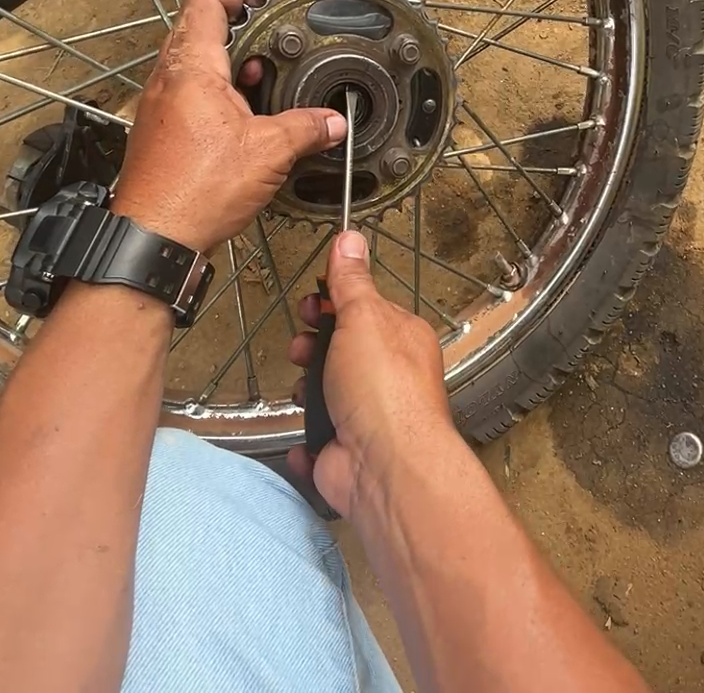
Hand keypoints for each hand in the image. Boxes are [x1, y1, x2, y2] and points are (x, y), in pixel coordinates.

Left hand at [111, 0, 345, 251]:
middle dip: (240, 30)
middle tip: (272, 40)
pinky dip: (219, 94)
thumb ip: (305, 128)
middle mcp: (167, 82)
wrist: (154, 237)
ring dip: (229, 64)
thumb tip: (332, 122)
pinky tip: (245, 118)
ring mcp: (159, 107)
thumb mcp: (268, 152)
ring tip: (263, 79)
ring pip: (194, 65)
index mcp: (191, 70)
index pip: (206, 4)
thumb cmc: (194, 191)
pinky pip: (189, 96)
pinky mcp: (160, 132)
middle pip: (198, 31)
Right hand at [286, 231, 457, 519]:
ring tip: (304, 387)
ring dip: (307, 388)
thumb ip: (351, 282)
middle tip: (302, 344)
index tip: (312, 303)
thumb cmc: (383, 388)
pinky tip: (306, 434)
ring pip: (327, 392)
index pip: (366, 309)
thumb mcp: (363, 317)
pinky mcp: (346, 450)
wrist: (383, 465)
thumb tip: (350, 239)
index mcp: (402, 338)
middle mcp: (390, 375)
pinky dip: (307, 438)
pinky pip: (319, 439)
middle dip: (314, 344)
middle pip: (342, 349)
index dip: (335, 304)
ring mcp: (369, 414)